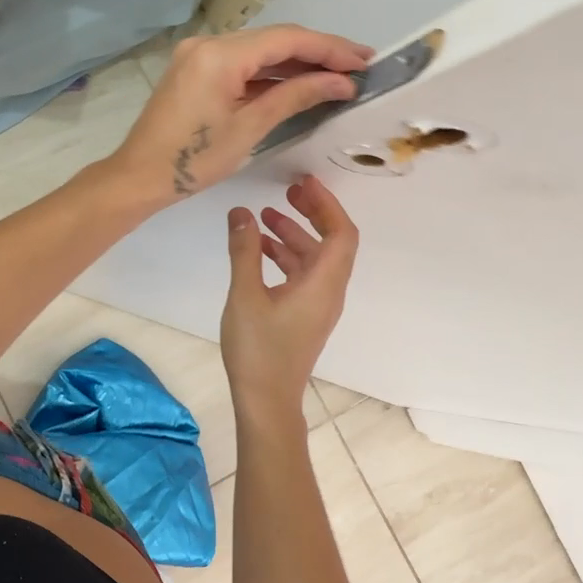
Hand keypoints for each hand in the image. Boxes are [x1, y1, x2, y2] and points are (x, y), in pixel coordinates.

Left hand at [108, 26, 372, 209]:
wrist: (139, 176)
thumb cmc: (193, 159)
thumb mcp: (250, 127)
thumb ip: (297, 96)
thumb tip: (341, 82)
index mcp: (219, 54)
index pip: (288, 39)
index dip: (330, 48)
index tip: (365, 59)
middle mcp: (206, 44)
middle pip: (273, 40)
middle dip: (317, 53)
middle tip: (358, 67)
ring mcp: (196, 55)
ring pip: (257, 51)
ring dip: (294, 63)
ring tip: (336, 77)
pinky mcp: (192, 70)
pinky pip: (239, 64)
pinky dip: (267, 74)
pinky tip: (298, 84)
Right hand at [220, 176, 358, 407]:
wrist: (266, 398)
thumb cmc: (258, 348)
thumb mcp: (244, 295)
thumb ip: (244, 251)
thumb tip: (241, 213)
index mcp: (323, 284)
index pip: (341, 233)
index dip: (326, 204)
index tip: (303, 184)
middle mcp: (329, 291)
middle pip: (333, 242)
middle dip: (312, 213)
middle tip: (286, 193)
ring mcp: (318, 304)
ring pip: (315, 259)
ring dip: (295, 234)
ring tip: (263, 218)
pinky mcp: (304, 314)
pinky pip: (303, 274)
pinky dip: (286, 255)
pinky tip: (258, 251)